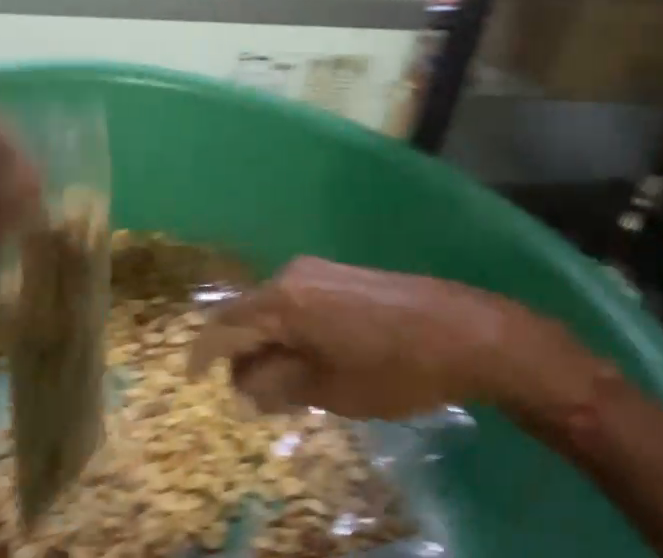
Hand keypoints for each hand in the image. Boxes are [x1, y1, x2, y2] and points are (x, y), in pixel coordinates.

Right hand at [188, 257, 592, 420]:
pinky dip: (291, 330)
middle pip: (247, 314)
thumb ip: (277, 384)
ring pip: (273, 308)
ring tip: (281, 380)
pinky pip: (297, 302)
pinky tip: (311, 357)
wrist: (468, 332)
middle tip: (247, 391)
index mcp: (280, 301)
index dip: (204, 354)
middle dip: (241, 352)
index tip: (194, 379)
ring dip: (269, 342)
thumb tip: (244, 383)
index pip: (224, 326)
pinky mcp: (341, 276)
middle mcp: (290, 275)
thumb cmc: (394, 369)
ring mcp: (317, 271)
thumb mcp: (331, 389)